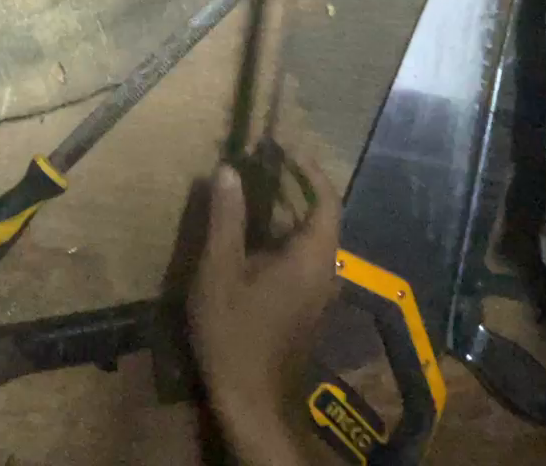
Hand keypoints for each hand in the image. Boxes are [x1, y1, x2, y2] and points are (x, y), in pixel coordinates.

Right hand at [188, 161, 338, 453]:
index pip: (326, 200)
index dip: (307, 168)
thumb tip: (229, 169)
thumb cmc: (233, 332)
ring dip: (285, 207)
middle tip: (258, 159)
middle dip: (292, 183)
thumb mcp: (219, 270)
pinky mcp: (305, 304)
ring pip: (309, 236)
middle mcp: (324, 271)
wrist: (249, 399)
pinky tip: (248, 230)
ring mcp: (317, 291)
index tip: (280, 145)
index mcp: (311, 258)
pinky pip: (300, 254)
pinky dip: (280, 231)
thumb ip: (226, 218)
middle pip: (319, 215)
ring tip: (250, 185)